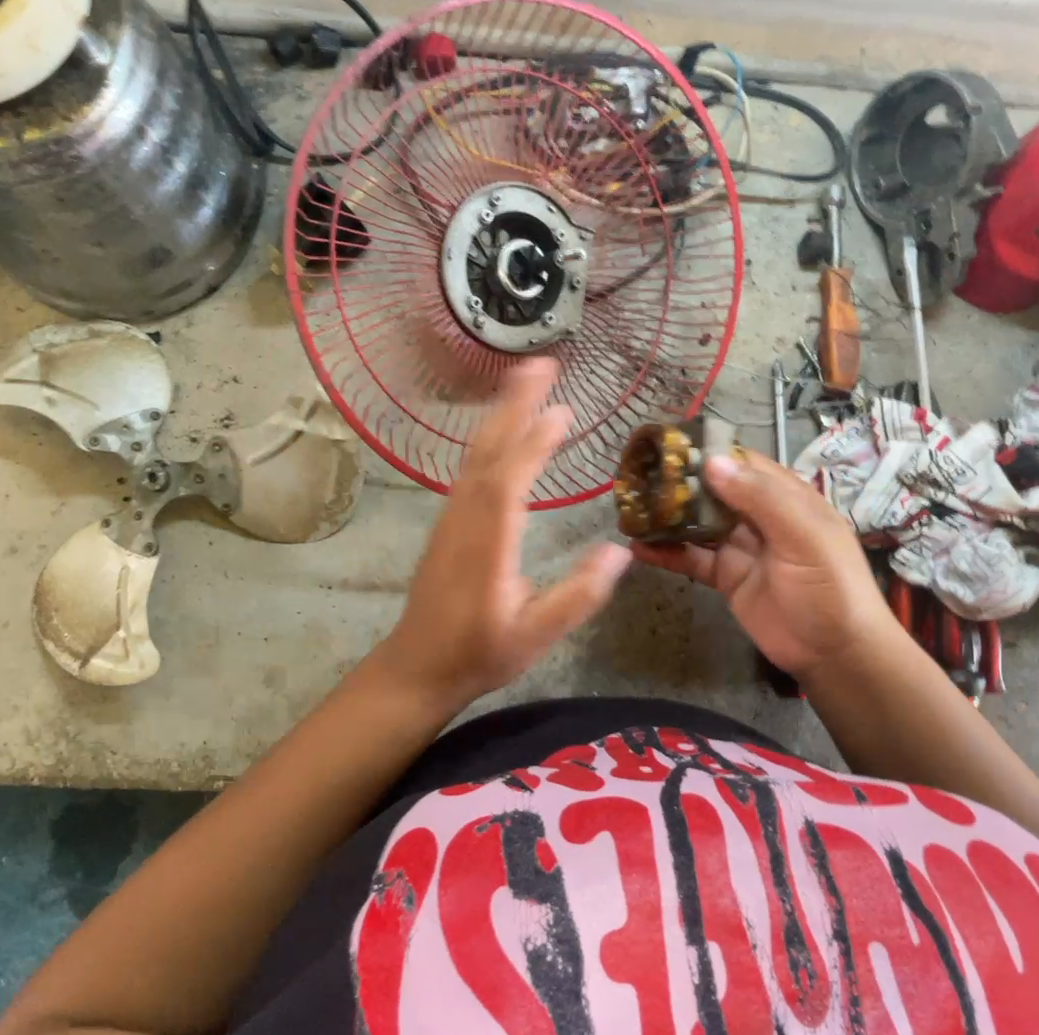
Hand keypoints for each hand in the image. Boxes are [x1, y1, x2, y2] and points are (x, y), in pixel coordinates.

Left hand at [375, 359, 633, 710]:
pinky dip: (488, 441)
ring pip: (475, 457)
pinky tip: (501, 431)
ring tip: (525, 380)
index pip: (510, 481)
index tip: (562, 409)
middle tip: (540, 364)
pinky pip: (469, 470)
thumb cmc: (479, 654)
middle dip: (513, 406)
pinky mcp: (448, 525)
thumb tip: (620, 552)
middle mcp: (465, 520)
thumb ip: (578, 596)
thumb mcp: (536, 635)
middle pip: (489, 452)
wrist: (418, 666)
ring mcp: (451, 519)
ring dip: (499, 415)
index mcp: (489, 545)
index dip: (535, 443)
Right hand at [631, 451, 894, 682]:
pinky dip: (667, 553)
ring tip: (632, 510)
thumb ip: (761, 498)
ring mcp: (741, 547)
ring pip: (698, 523)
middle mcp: (761, 517)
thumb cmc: (830, 586)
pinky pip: (692, 559)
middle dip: (680, 484)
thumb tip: (712, 463)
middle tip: (640, 478)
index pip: (743, 464)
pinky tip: (639, 548)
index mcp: (786, 497)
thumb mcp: (804, 536)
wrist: (835, 651)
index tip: (669, 448)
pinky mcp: (726, 577)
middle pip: (715, 491)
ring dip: (669, 517)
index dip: (710, 454)